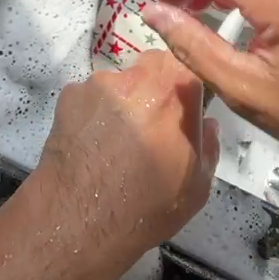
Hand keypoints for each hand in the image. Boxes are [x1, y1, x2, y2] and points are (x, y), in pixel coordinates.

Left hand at [24, 51, 219, 273]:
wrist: (80, 217)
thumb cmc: (146, 205)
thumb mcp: (196, 187)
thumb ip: (207, 146)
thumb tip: (207, 124)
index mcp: (173, 95)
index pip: (187, 62)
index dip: (186, 79)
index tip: (185, 100)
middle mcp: (136, 79)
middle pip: (152, 66)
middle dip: (156, 86)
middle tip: (152, 122)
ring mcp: (99, 83)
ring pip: (120, 82)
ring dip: (123, 102)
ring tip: (116, 140)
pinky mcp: (71, 93)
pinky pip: (91, 95)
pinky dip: (94, 112)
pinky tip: (92, 142)